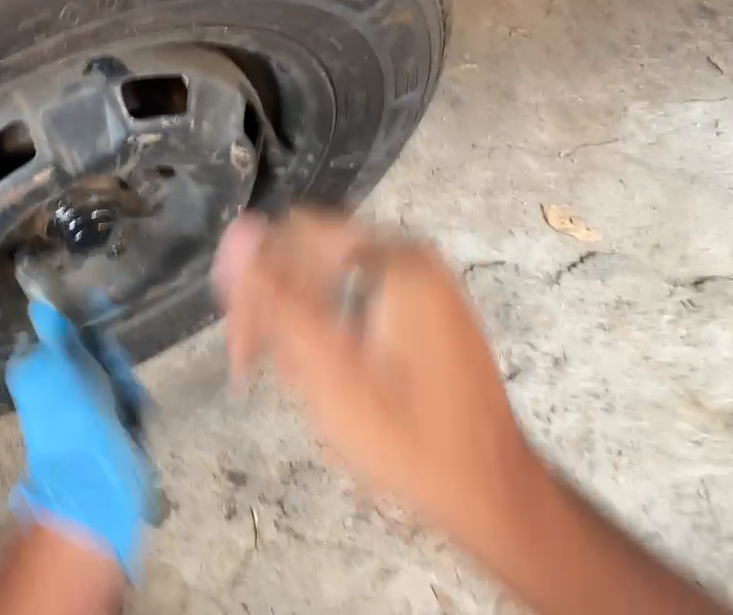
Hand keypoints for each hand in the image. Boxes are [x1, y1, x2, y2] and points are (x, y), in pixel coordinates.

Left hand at [5, 300, 154, 577]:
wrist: (95, 477)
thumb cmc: (72, 408)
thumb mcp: (60, 355)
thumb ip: (54, 325)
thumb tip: (36, 298)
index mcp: (32, 365)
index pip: (59, 329)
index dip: (81, 321)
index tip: (100, 315)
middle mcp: (53, 383)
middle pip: (91, 349)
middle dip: (109, 356)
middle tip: (112, 368)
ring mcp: (80, 407)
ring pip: (113, 374)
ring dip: (124, 382)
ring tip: (125, 400)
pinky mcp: (106, 427)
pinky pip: (126, 402)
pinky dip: (133, 407)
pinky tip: (134, 416)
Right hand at [212, 210, 548, 548]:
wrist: (495, 499)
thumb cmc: (411, 442)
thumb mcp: (331, 372)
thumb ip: (279, 298)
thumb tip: (240, 232)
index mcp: (394, 262)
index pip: (292, 235)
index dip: (252, 277)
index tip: (237, 331)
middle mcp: (409, 259)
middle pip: (308, 255)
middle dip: (270, 304)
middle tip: (249, 361)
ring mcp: (419, 285)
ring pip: (324, 279)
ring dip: (292, 320)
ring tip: (281, 377)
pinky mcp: (420, 312)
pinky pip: (350, 298)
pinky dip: (323, 328)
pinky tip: (313, 372)